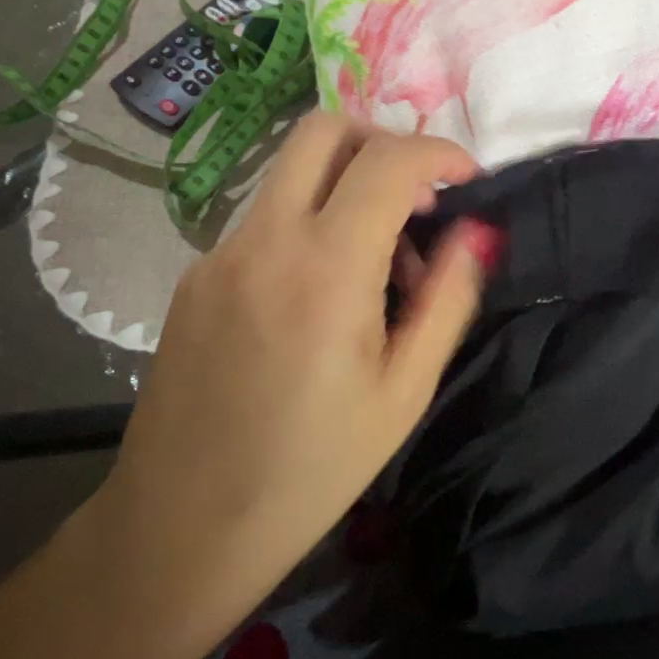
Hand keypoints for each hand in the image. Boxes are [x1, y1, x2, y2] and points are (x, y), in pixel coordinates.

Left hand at [88, 113, 497, 658]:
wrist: (181, 528)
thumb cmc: (313, 468)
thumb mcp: (406, 390)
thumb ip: (448, 297)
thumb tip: (477, 231)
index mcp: (326, 268)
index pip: (388, 160)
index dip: (440, 152)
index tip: (469, 179)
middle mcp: (264, 241)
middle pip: (322, 130)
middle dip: (384, 142)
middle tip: (419, 197)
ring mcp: (219, 255)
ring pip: (292, 174)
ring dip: (347, 187)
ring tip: (377, 268)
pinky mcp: (195, 278)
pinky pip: (266, 220)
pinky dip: (310, 225)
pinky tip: (323, 298)